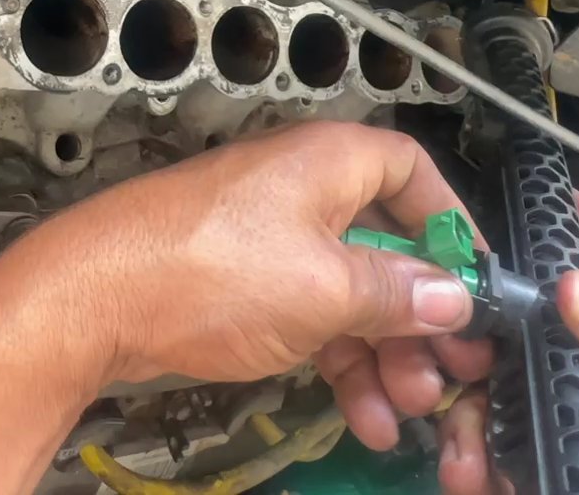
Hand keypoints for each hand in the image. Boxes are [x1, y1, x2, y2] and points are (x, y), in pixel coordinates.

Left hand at [17, 121, 493, 449]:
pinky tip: (362, 417)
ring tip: (408, 412)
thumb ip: (397, 292)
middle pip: (384, 240)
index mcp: (326, 161)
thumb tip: (455, 295)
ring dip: (383, 350)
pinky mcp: (242, 277)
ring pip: (349, 286)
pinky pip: (309, 310)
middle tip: (453, 373)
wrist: (100, 293)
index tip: (479, 281)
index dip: (450, 221)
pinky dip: (337, 356)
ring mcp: (267, 234)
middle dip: (421, 311)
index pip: (409, 169)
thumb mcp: (325, 287)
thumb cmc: (219, 271)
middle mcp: (300, 187)